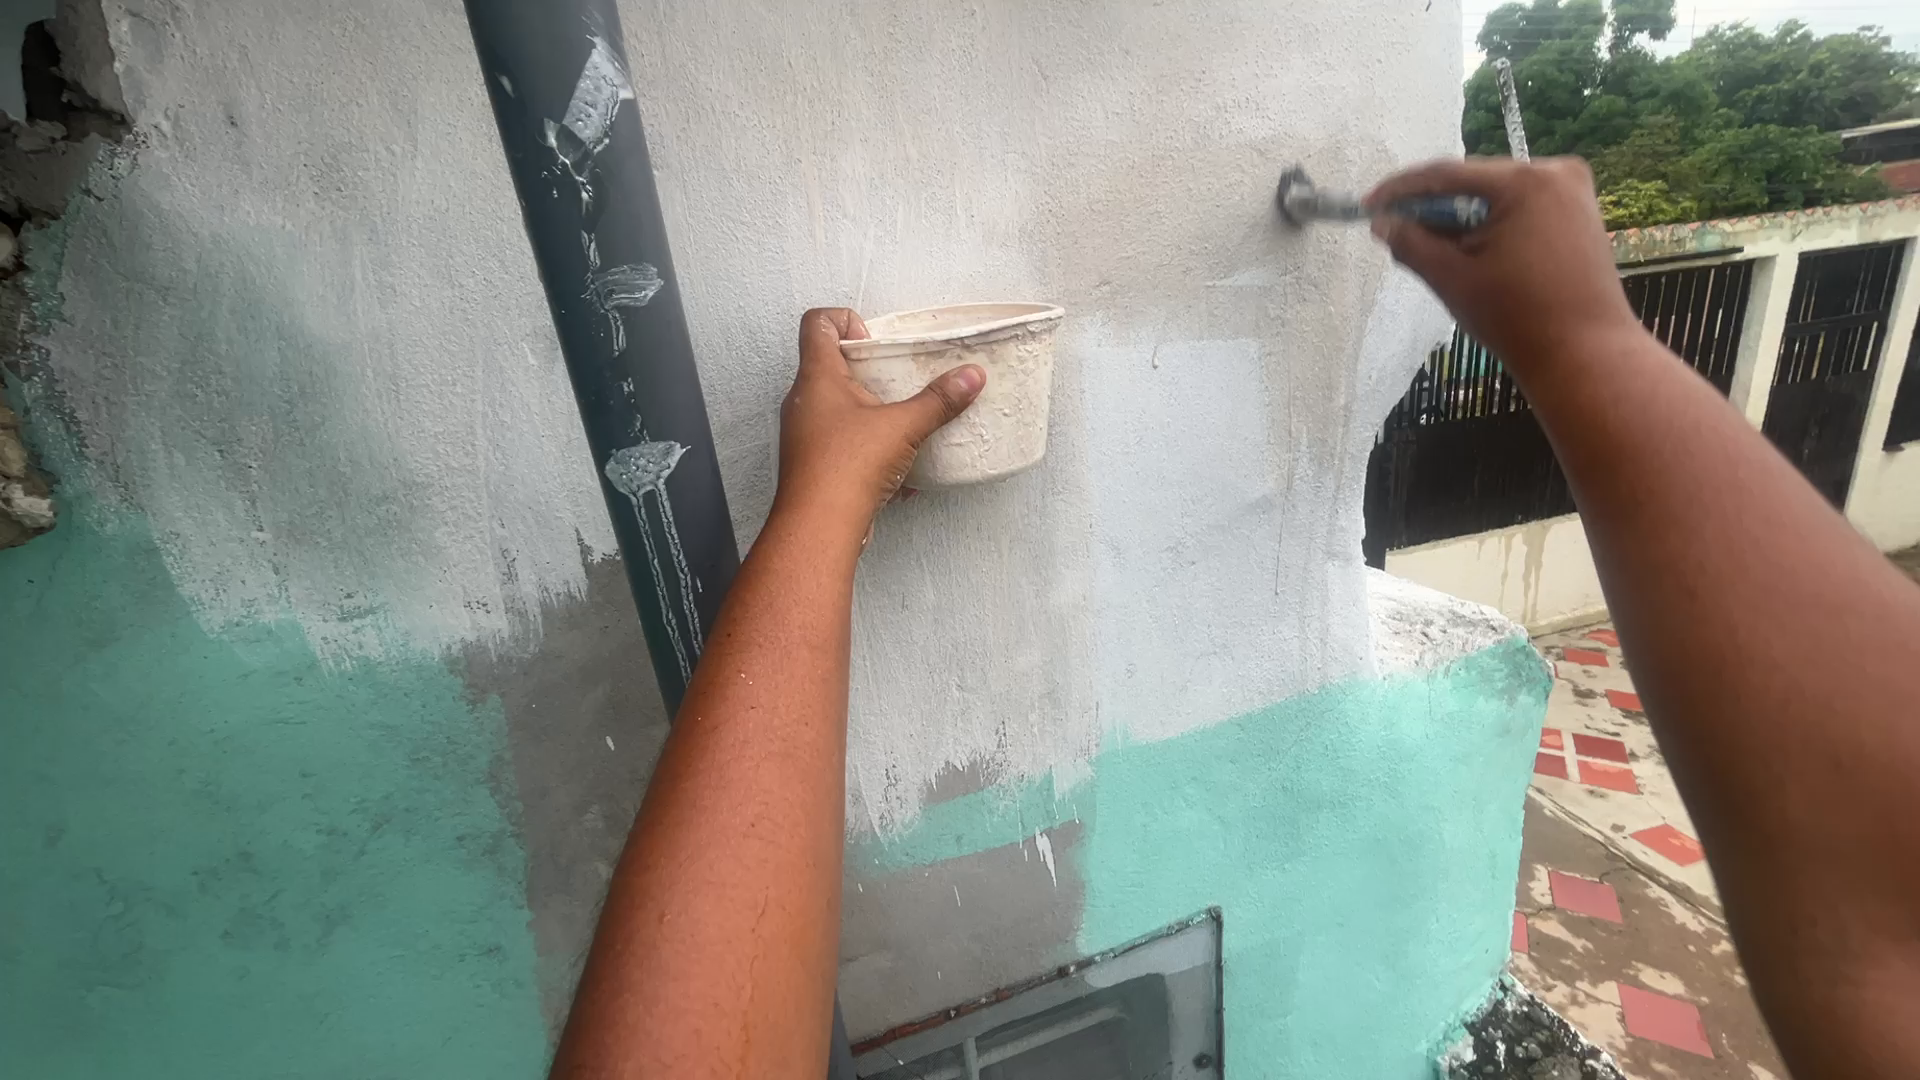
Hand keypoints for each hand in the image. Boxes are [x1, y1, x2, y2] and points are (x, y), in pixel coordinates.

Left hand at [772, 308, 985, 540]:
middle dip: (867, 370)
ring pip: (837, 409)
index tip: (875, 341)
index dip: (846, 320)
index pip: (818, 323)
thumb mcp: (903, 427)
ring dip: (870, 412)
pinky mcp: (814, 465)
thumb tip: (969, 377)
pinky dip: (868, 448)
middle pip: (829, 366)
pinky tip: (897, 468)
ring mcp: (805, 435)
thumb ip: (938, 401)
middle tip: (897, 380)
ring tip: (901, 422)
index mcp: (817, 378)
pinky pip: (842, 444)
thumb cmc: (847, 468)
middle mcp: (803, 402)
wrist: (820, 526)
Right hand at [1367, 157, 1640, 376]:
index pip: (1447, 174)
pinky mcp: (1575, 212)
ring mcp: (1571, 190)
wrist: (1582, 348)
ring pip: (1492, 197)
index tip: (1366, 206)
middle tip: (1392, 233)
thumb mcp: (1450, 278)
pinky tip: (1464, 252)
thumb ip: (1410, 244)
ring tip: (1427, 251)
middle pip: (1472, 183)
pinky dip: (1483, 225)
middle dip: (1429, 208)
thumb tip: (1381, 223)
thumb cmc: (1514, 314)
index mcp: (1525, 182)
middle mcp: (1554, 172)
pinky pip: (1515, 208)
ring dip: (1455, 219)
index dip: (1400, 190)